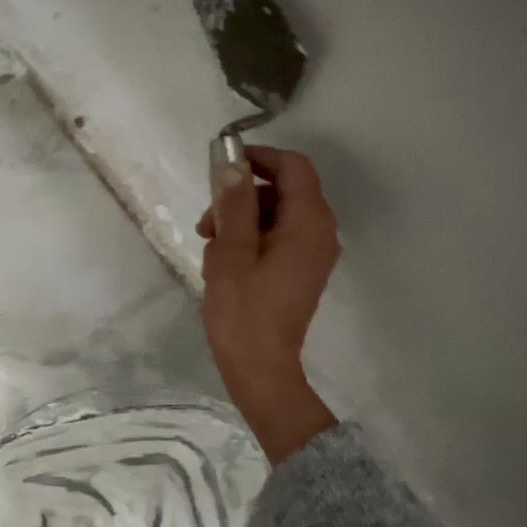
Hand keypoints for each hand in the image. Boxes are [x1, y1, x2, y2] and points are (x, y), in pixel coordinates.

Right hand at [198, 145, 339, 462]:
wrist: (260, 368)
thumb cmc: (242, 312)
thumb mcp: (230, 254)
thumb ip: (233, 206)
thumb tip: (232, 167)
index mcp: (308, 224)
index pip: (293, 168)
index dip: (259, 158)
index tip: (222, 166)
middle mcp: (320, 233)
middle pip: (284, 191)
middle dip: (243, 195)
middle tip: (206, 222)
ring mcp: (313, 255)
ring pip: (278, 216)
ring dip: (242, 220)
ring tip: (210, 247)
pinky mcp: (300, 273)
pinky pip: (279, 240)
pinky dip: (251, 239)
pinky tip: (224, 263)